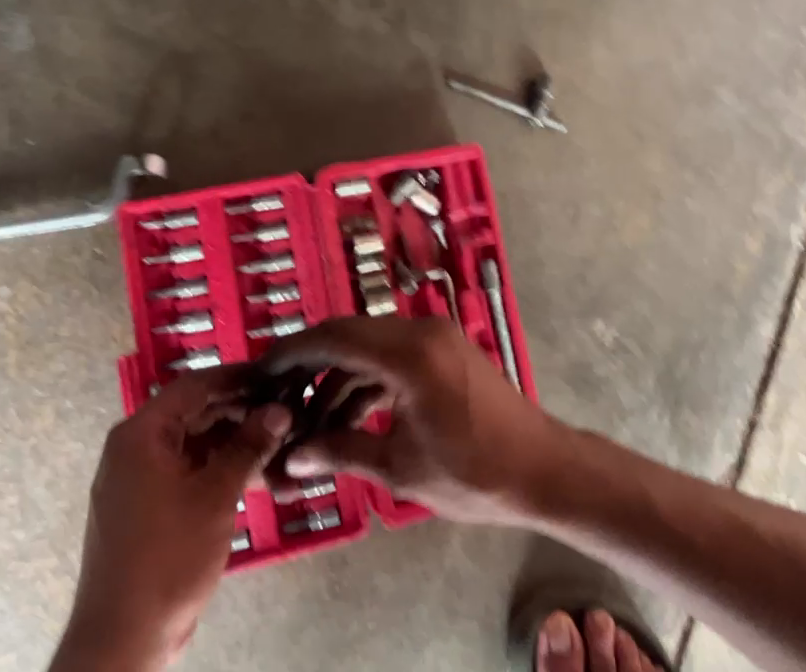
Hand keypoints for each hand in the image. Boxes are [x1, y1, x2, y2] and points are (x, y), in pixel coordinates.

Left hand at [53, 366, 289, 671]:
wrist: (122, 636)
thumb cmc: (168, 556)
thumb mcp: (216, 496)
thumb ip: (248, 446)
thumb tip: (280, 409)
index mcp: (141, 433)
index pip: (194, 386)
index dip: (238, 379)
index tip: (277, 377)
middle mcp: (134, 447)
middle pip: (195, 415)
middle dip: (242, 415)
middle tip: (289, 414)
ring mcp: (138, 479)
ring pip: (195, 446)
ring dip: (236, 447)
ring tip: (284, 449)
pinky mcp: (147, 507)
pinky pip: (188, 474)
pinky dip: (220, 473)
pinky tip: (261, 479)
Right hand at [257, 316, 566, 524]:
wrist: (545, 472)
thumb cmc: (475, 474)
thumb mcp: (399, 468)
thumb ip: (341, 453)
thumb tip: (290, 458)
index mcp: (409, 354)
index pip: (334, 338)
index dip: (292, 353)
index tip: (261, 371)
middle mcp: (420, 332)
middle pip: (347, 335)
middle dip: (310, 364)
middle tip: (277, 394)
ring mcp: (435, 338)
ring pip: (368, 347)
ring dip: (337, 378)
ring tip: (307, 420)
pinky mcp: (444, 352)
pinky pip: (391, 357)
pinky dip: (366, 381)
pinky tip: (344, 417)